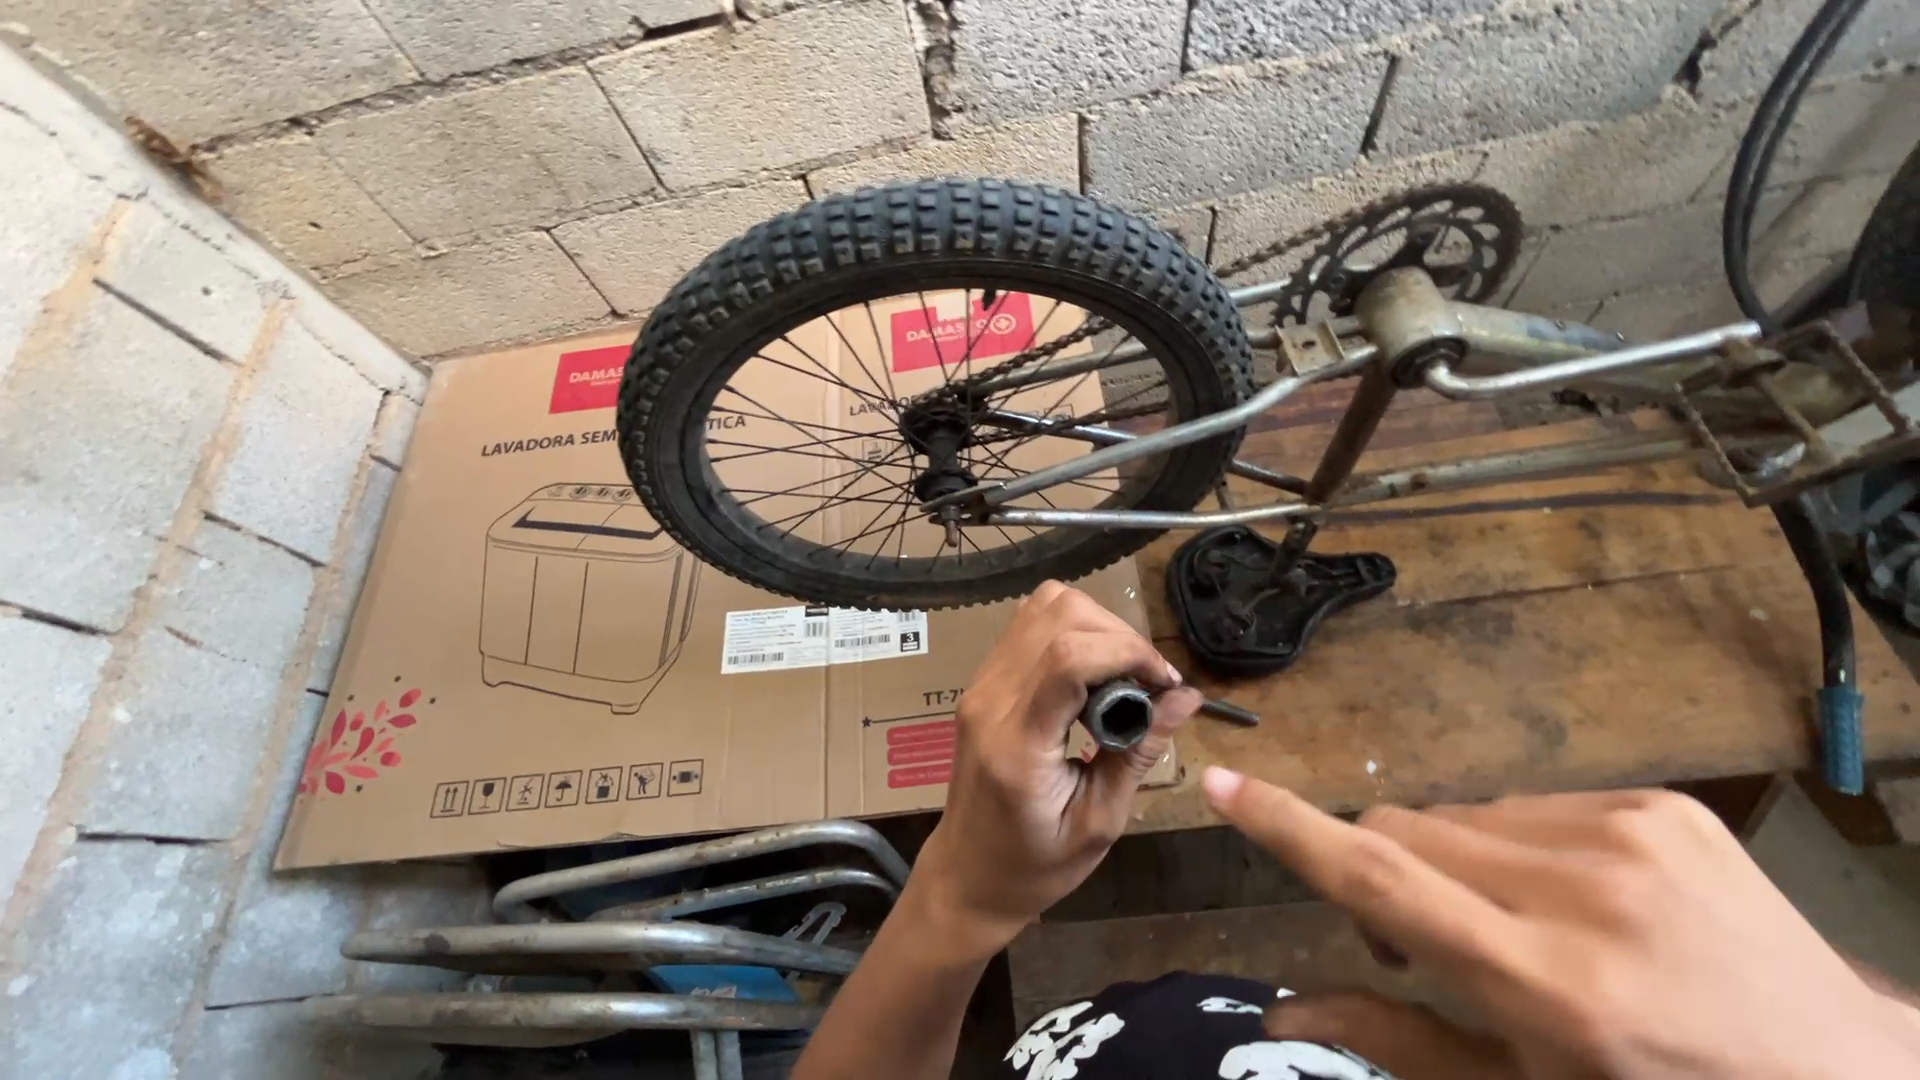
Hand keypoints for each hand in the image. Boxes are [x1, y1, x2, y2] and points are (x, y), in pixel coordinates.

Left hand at [907, 581, 1201, 955]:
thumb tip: (1187, 697)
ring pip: (1042, 606)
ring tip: (1122, 672)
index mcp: (1016, 744)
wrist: (968, 872)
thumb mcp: (1100, 822)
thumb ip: (1137, 752)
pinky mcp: (981, 679)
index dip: (1128, 652)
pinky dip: (1070, 630)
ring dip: (1095, 625)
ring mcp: (979, 683)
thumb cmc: (1035, 865)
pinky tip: (1091, 671)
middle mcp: (990, 698)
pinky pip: (1028, 624)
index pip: (1068, 659)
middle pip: (1057, 615)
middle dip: (1118, 634)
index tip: (1166, 683)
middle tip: (1148, 681)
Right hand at [1203, 771, 1919, 1078]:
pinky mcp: (1659, 806)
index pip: (1378, 879)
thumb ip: (1391, 1042)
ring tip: (1513, 924)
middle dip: (1383, 876)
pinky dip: (1513, 847)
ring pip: (1456, 816)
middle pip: (1403, 833)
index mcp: (1549, 985)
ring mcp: (1630, 835)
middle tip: (1425, 945)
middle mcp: (1585, 893)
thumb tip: (1277, 1015)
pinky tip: (1575, 899)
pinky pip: (1521, 804)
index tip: (1219, 784)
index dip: (1288, 830)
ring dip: (1450, 863)